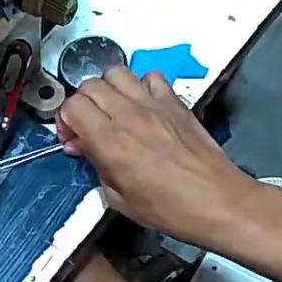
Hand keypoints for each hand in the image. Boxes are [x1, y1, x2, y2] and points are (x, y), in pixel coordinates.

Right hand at [58, 66, 281, 249]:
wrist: (216, 202)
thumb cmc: (170, 208)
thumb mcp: (118, 198)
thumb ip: (95, 165)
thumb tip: (82, 147)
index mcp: (110, 143)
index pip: (72, 106)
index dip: (65, 120)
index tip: (71, 137)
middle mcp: (130, 117)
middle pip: (90, 85)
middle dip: (81, 103)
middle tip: (86, 125)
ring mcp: (154, 106)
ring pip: (116, 73)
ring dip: (107, 89)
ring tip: (111, 110)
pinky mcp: (175, 103)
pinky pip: (150, 76)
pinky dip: (139, 85)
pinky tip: (140, 105)